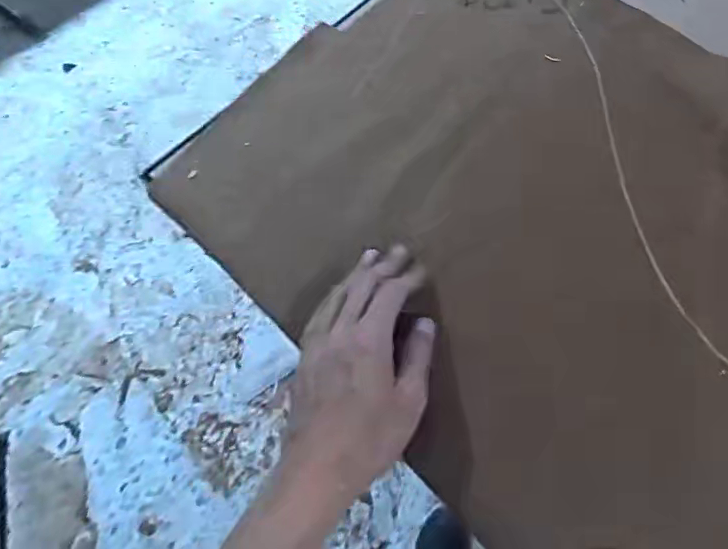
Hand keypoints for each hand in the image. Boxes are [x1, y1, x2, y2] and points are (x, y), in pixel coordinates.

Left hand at [224, 246, 435, 548]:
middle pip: (360, 287)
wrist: (313, 476)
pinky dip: (334, 296)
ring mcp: (316, 347)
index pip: (389, 294)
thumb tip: (422, 323)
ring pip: (336, 297)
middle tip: (399, 250)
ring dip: (355, 275)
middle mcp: (339, 335)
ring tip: (369, 258)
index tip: (423, 269)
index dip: (408, 277)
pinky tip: (339, 296)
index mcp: (367, 340)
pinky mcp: (304, 362)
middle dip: (382, 266)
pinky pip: (320, 315)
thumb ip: (417, 357)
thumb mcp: (409, 401)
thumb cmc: (369, 439)